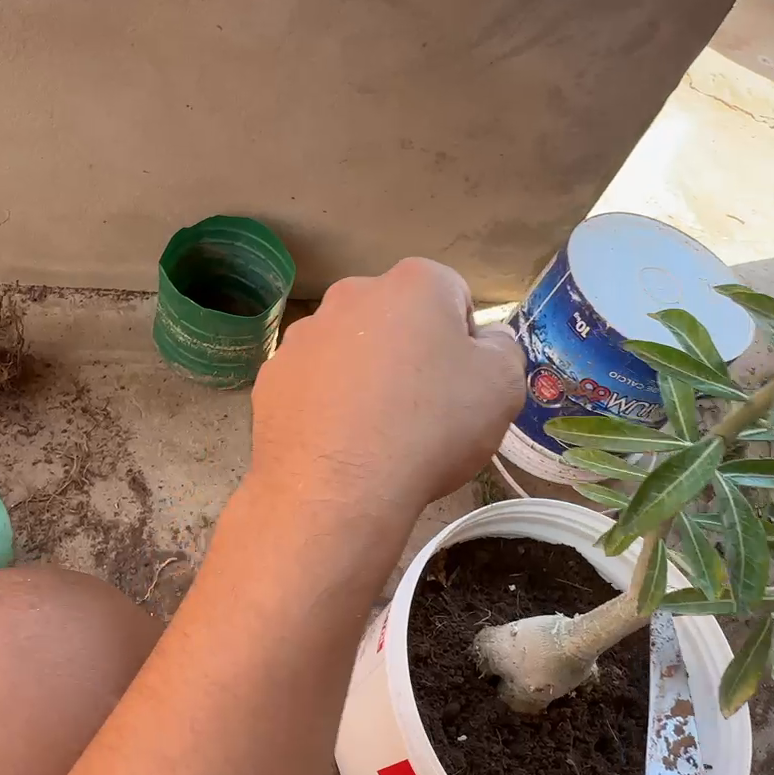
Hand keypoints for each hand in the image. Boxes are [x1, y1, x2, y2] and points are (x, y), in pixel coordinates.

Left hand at [248, 258, 523, 520]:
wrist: (336, 491)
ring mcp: (303, 335)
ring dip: (363, 377)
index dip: (462, 342)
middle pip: (394, 319)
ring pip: (348, 350)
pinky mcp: (270, 377)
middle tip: (419, 409)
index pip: (452, 296)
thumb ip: (503, 349)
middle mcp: (351, 294)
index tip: (459, 384)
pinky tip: (337, 443)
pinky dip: (324, 404)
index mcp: (413, 283)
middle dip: (408, 353)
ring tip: (374, 433)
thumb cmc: (429, 429)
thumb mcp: (501, 388)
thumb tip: (485, 340)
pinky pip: (311, 384)